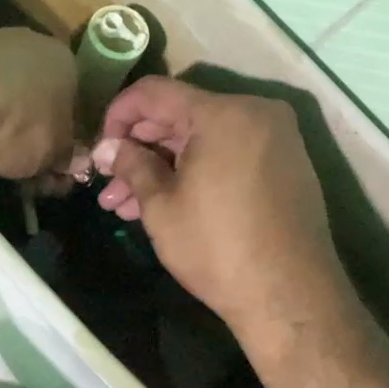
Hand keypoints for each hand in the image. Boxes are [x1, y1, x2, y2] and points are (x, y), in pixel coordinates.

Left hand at [0, 28, 82, 182]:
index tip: (62, 171)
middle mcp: (28, 47)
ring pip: (5, 103)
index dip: (72, 141)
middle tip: (33, 176)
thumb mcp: (54, 150)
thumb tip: (71, 161)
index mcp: (64, 59)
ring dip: (5, 136)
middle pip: (39, 102)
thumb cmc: (20, 120)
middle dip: (37, 140)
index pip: (78, 103)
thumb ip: (65, 156)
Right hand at [92, 77, 351, 333]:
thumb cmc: (217, 247)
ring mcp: (276, 140)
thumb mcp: (161, 206)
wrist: (289, 295)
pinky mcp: (285, 167)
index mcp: (223, 113)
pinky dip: (194, 172)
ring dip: (162, 167)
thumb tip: (108, 149)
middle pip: (181, 115)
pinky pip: (228, 155)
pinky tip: (163, 204)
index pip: (155, 92)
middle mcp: (255, 113)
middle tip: (107, 182)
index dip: (118, 114)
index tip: (99, 147)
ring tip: (124, 206)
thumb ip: (132, 166)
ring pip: (203, 140)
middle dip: (138, 148)